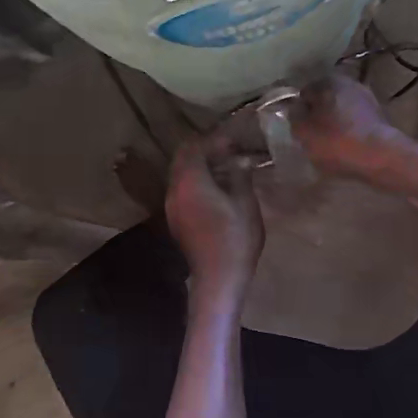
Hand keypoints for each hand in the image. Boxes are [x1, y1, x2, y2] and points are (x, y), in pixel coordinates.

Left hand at [166, 136, 263, 301]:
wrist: (218, 277)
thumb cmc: (235, 238)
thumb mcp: (245, 203)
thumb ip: (240, 176)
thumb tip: (240, 160)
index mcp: (190, 181)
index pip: (195, 148)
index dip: (214, 141)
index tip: (234, 142)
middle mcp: (174, 190)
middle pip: (183, 160)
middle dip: (204, 152)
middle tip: (229, 152)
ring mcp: (171, 207)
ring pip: (181, 176)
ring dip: (200, 168)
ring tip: (226, 170)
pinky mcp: (176, 220)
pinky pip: (183, 191)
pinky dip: (197, 183)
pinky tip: (218, 190)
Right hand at [294, 74, 409, 177]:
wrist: (381, 157)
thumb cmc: (337, 142)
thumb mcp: (304, 132)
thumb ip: (295, 117)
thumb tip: (295, 109)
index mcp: (329, 81)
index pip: (305, 91)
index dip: (298, 109)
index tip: (297, 127)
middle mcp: (350, 83)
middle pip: (326, 100)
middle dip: (319, 115)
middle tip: (312, 136)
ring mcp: (368, 99)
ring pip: (342, 111)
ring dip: (335, 123)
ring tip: (329, 145)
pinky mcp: (381, 118)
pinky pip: (357, 123)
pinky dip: (350, 132)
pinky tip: (347, 148)